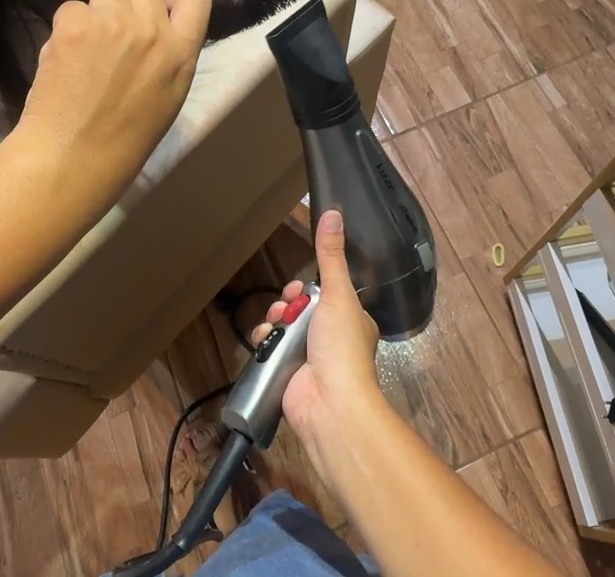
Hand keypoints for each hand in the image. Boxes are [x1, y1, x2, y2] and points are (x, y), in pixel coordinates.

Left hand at [7, 0, 210, 197]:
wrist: (72, 155)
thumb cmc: (126, 137)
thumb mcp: (171, 95)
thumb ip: (172, 54)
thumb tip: (161, 23)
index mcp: (181, 51)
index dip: (176, 3)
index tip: (163, 17)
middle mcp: (150, 28)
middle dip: (134, 5)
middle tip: (120, 35)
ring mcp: (111, 21)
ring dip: (100, 15)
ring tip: (90, 50)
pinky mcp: (73, 23)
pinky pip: (73, 8)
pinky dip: (70, 28)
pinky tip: (67, 57)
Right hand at [249, 210, 382, 444]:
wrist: (330, 402)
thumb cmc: (340, 346)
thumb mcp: (338, 294)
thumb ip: (331, 255)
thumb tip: (334, 212)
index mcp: (350, 320)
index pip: (325, 294)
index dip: (308, 288)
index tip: (300, 287)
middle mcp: (331, 339)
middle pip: (300, 309)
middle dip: (287, 303)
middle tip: (286, 305)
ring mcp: (308, 359)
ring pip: (282, 327)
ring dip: (273, 320)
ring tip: (273, 324)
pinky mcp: (287, 374)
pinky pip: (269, 349)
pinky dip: (263, 342)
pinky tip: (263, 339)